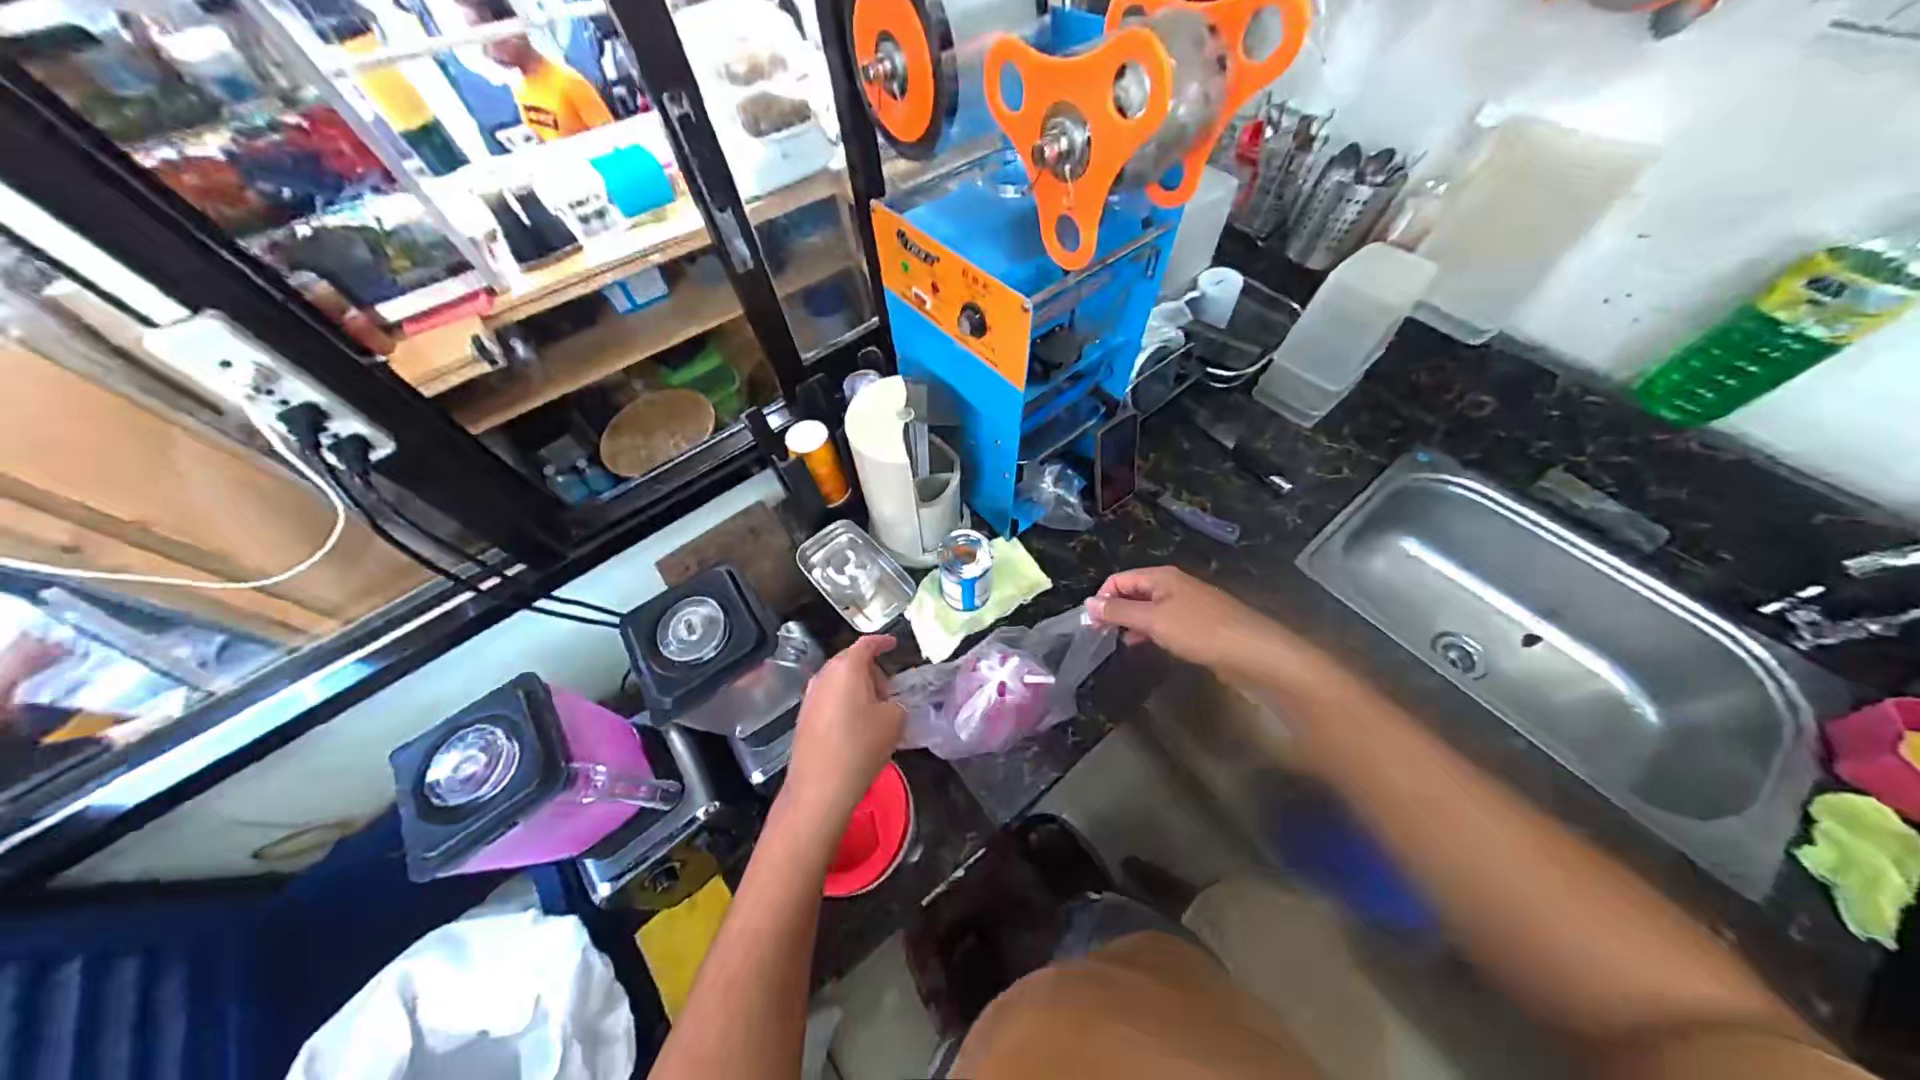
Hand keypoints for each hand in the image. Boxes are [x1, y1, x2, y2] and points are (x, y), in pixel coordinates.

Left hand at [785, 635, 906, 818]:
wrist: (820, 788)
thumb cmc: (861, 746)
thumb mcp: (894, 721)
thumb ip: (897, 703)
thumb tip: (890, 704)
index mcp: (847, 668)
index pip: (866, 643)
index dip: (882, 642)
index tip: (893, 644)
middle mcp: (824, 676)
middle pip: (850, 661)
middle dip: (871, 670)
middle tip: (889, 690)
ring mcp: (810, 697)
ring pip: (838, 681)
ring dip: (856, 689)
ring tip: (874, 712)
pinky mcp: (803, 718)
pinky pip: (829, 699)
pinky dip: (844, 704)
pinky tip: (855, 727)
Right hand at [1085, 566, 1298, 677]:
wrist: (1254, 652)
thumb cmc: (1200, 631)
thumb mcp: (1152, 620)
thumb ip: (1119, 611)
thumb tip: (1089, 603)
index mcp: (1162, 576)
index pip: (1119, 579)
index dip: (1102, 598)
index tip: (1091, 625)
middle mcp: (1175, 585)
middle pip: (1134, 592)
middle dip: (1116, 611)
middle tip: (1101, 636)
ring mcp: (1189, 605)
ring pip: (1150, 609)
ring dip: (1133, 623)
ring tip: (1120, 644)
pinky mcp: (1200, 626)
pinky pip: (1166, 624)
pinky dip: (1152, 633)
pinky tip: (1149, 647)